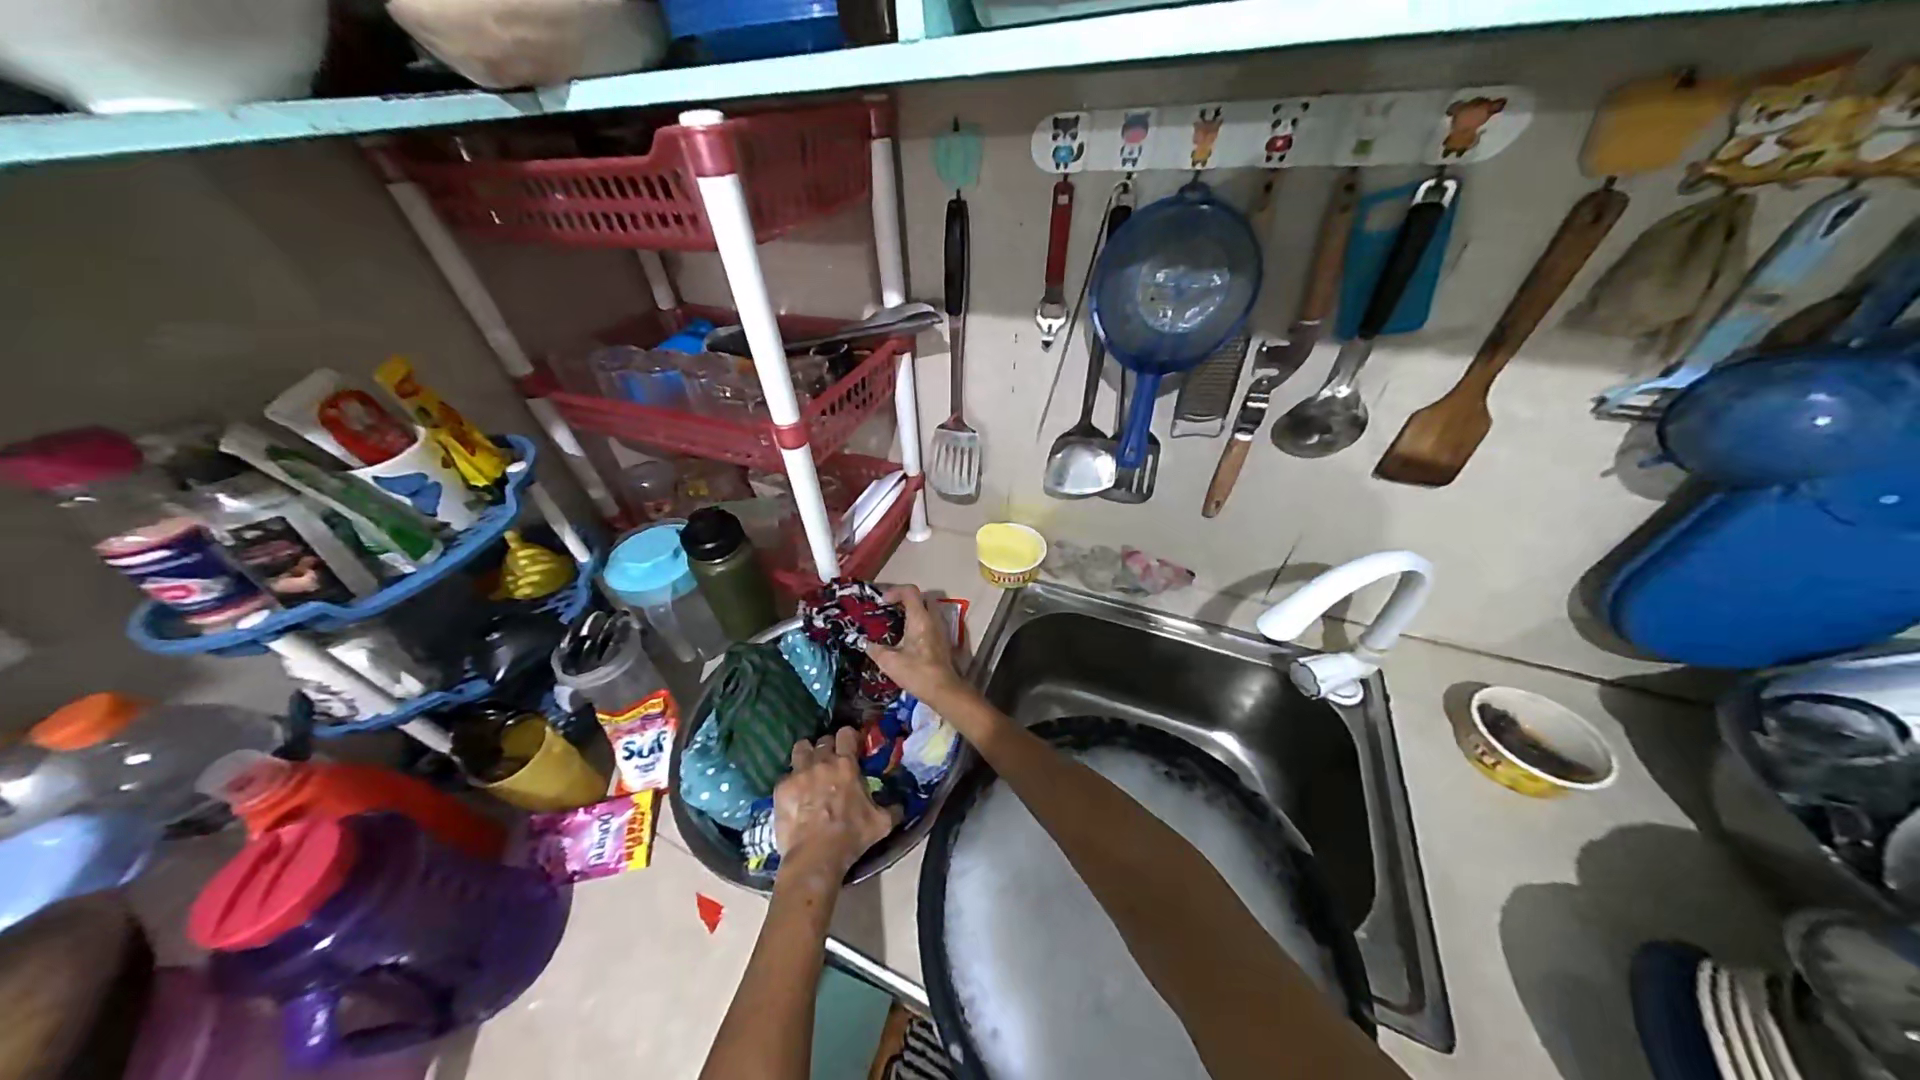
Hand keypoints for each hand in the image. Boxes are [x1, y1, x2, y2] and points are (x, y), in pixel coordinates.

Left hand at [773, 727, 897, 876]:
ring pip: (801, 748)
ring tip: (809, 768)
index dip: (849, 737)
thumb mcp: (881, 823)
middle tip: (831, 761)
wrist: (815, 856)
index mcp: (846, 765)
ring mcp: (798, 773)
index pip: (846, 734)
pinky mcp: (781, 788)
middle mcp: (822, 762)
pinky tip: (795, 794)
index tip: (851, 745)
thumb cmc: (851, 836)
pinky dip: (792, 781)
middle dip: (828, 747)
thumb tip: (900, 805)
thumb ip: (892, 808)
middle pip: (823, 740)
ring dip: (807, 755)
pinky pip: (786, 775)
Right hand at [866, 586, 972, 710]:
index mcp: (920, 618)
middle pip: (921, 597)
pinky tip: (907, 638)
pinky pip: (931, 622)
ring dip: (913, 611)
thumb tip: (866, 643)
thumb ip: (875, 649)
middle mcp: (933, 619)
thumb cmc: (917, 672)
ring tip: (897, 623)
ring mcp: (941, 629)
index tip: (883, 602)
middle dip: (905, 599)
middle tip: (890, 610)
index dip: (895, 591)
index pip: (910, 591)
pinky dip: (919, 623)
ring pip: (928, 610)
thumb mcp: (889, 662)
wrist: (944, 690)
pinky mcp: (943, 640)